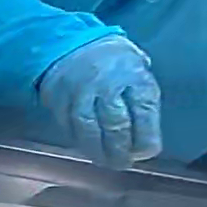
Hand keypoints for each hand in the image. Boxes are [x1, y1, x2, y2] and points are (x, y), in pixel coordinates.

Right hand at [36, 35, 163, 167]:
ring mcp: (79, 92)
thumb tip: (145, 135)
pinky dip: (77, 140)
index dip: (147, 135)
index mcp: (132, 73)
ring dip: (97, 150)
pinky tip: (85, 147)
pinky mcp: (58, 99)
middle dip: (121, 149)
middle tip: (123, 163)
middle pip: (116, 124)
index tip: (148, 152)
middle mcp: (106, 83)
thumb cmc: (109, 58)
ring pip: (89, 129)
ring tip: (104, 161)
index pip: (144, 110)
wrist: (68, 43)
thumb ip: (140, 94)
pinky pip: (68, 125)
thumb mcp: (135, 65)